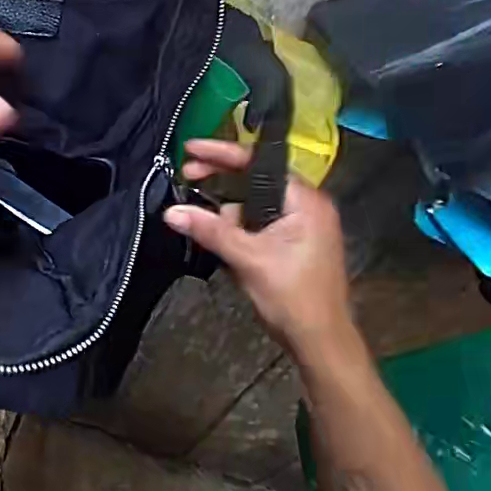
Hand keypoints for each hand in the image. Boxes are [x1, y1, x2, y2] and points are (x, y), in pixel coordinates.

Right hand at [162, 139, 352, 349]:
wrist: (319, 340)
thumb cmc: (292, 296)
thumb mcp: (247, 258)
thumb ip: (209, 230)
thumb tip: (171, 211)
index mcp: (304, 203)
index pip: (259, 165)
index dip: (223, 154)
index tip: (191, 149)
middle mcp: (305, 207)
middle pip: (254, 179)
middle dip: (219, 180)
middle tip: (187, 177)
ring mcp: (299, 225)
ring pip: (251, 202)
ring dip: (224, 209)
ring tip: (202, 222)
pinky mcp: (289, 241)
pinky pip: (254, 220)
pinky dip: (233, 224)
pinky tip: (217, 236)